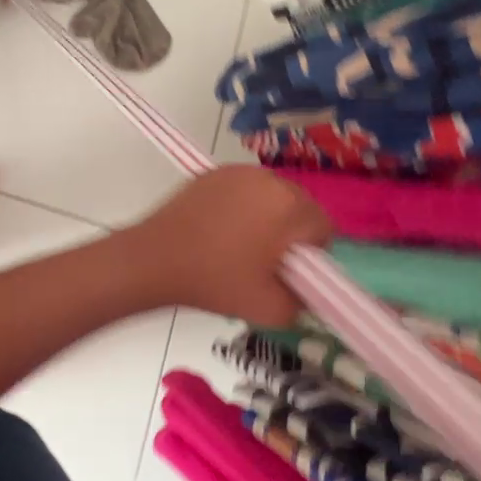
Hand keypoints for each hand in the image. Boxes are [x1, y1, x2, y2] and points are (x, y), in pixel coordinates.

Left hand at [118, 166, 330, 326]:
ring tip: (243, 245)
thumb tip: (307, 289)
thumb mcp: (272, 309)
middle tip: (268, 261)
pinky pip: (246, 189)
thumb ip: (304, 301)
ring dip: (269, 217)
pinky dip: (244, 205)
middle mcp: (269, 178)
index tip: (289, 272)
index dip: (313, 255)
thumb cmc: (215, 281)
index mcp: (290, 206)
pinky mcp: (213, 172)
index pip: (324, 228)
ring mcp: (238, 171)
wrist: (155, 258)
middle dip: (292, 233)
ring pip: (273, 196)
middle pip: (300, 207)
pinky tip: (223, 228)